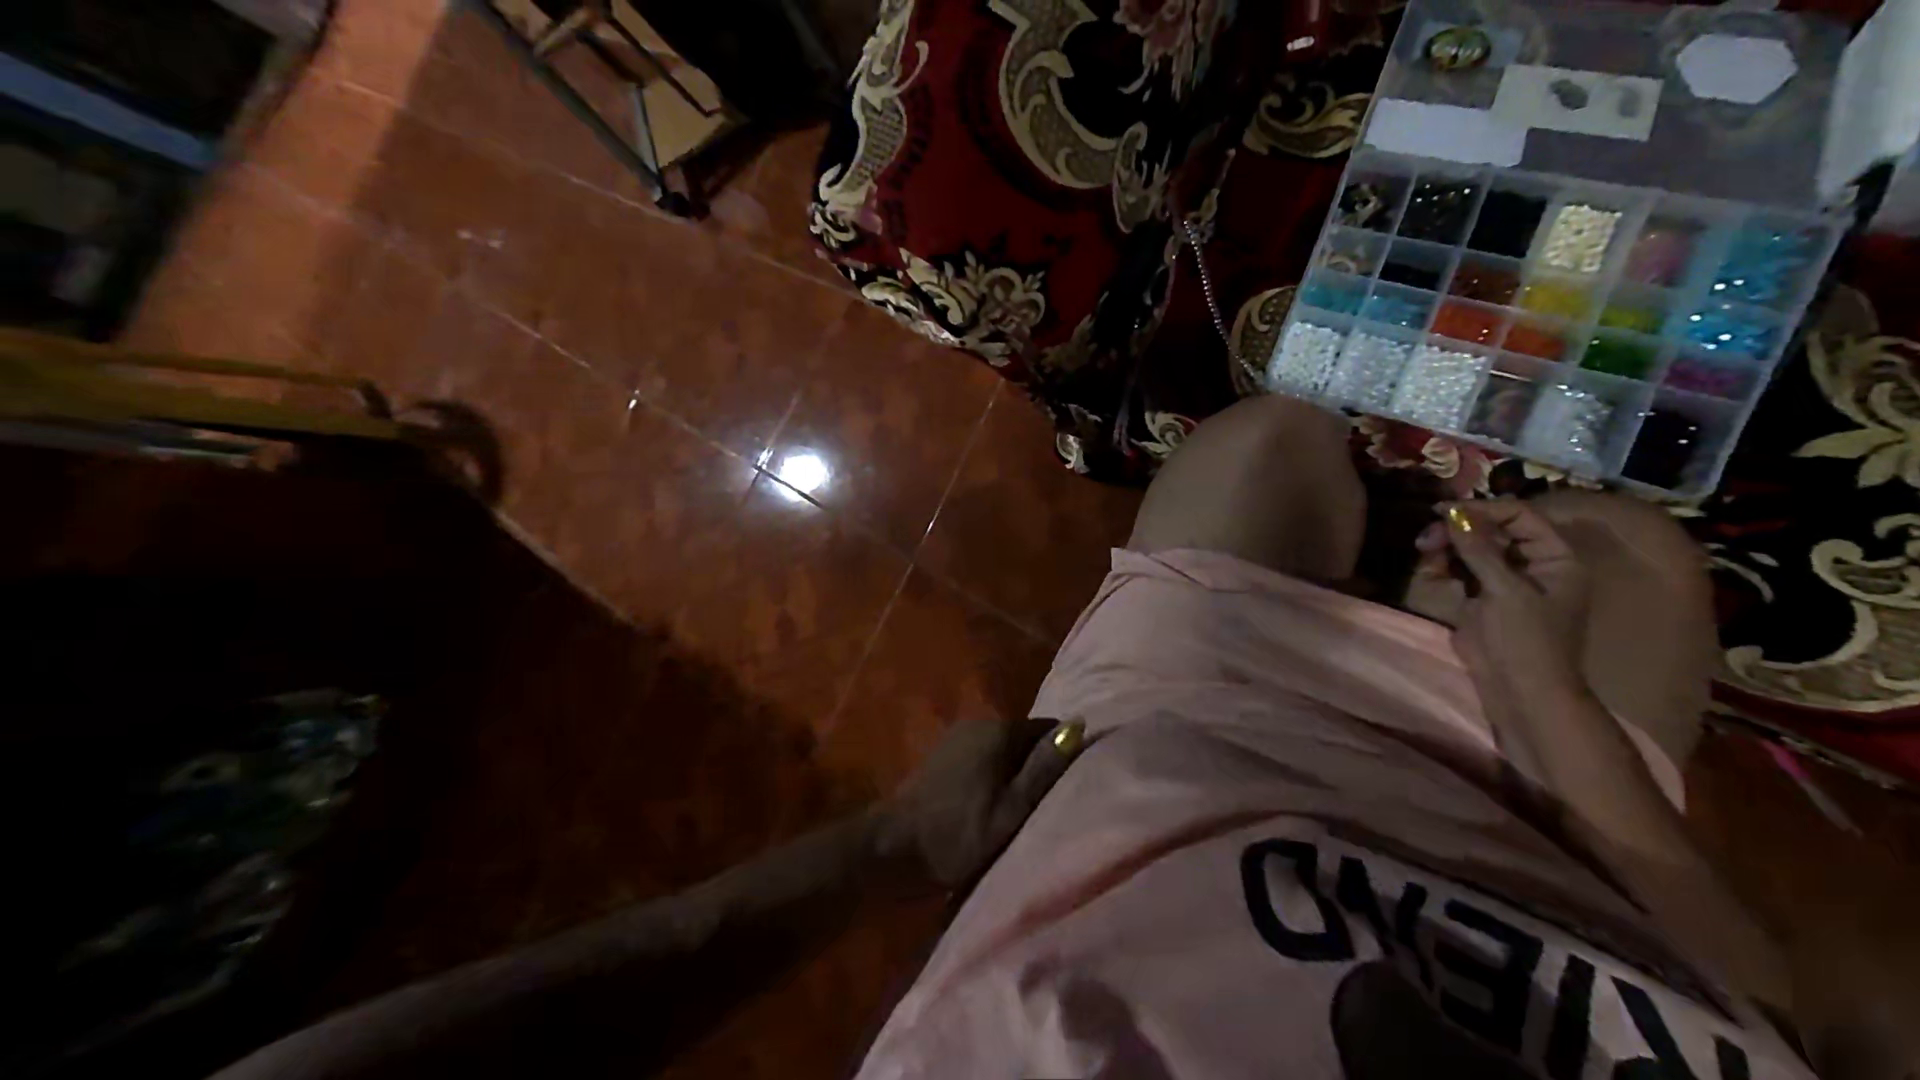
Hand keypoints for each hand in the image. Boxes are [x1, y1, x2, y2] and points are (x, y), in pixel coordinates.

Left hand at [871, 715, 1085, 890]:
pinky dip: (994, 772)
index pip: (1049, 728)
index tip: (1077, 782)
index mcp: (999, 731)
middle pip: (1024, 736)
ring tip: (1026, 803)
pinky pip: (983, 755)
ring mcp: (957, 736)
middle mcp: (979, 723)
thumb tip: (1078, 725)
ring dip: (1015, 768)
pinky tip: (994, 799)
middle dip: (1040, 761)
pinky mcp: (943, 753)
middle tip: (1051, 799)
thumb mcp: (1012, 809)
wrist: (892, 848)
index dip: (1065, 752)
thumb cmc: (958, 835)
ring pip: (1002, 747)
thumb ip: (1044, 768)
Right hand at [1422, 500, 1595, 730]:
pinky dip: (1444, 566)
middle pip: (1492, 531)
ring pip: (1472, 549)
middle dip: (1458, 530)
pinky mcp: (1482, 598)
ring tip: (1424, 554)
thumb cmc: (1527, 641)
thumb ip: (1479, 551)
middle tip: (1426, 537)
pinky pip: (1461, 570)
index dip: (1482, 510)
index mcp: (1556, 559)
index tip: (1443, 511)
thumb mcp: (1505, 592)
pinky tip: (1429, 571)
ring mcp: (1506, 582)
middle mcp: (1533, 564)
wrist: (1521, 692)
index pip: (1520, 517)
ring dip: (1446, 547)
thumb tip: (1454, 514)